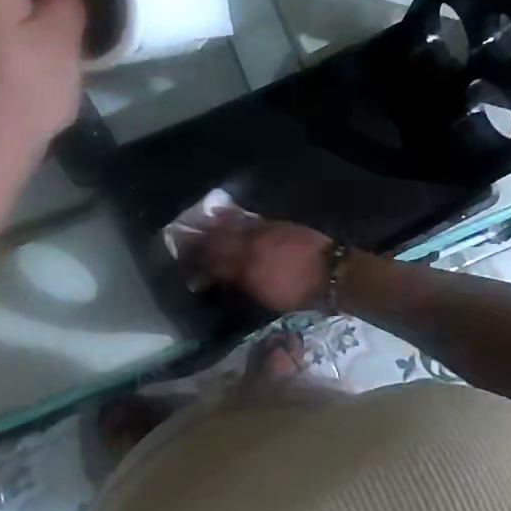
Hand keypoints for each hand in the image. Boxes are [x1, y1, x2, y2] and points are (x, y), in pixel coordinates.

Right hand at [191, 212, 335, 312]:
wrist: (333, 272)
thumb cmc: (300, 293)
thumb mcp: (266, 297)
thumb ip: (240, 284)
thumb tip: (217, 278)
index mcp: (245, 267)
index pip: (211, 261)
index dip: (193, 261)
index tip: (180, 261)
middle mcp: (249, 246)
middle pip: (216, 240)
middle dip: (195, 239)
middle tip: (177, 236)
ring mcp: (263, 232)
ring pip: (230, 226)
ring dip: (210, 225)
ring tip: (194, 222)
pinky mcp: (276, 225)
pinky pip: (247, 218)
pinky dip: (232, 216)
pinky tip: (222, 213)